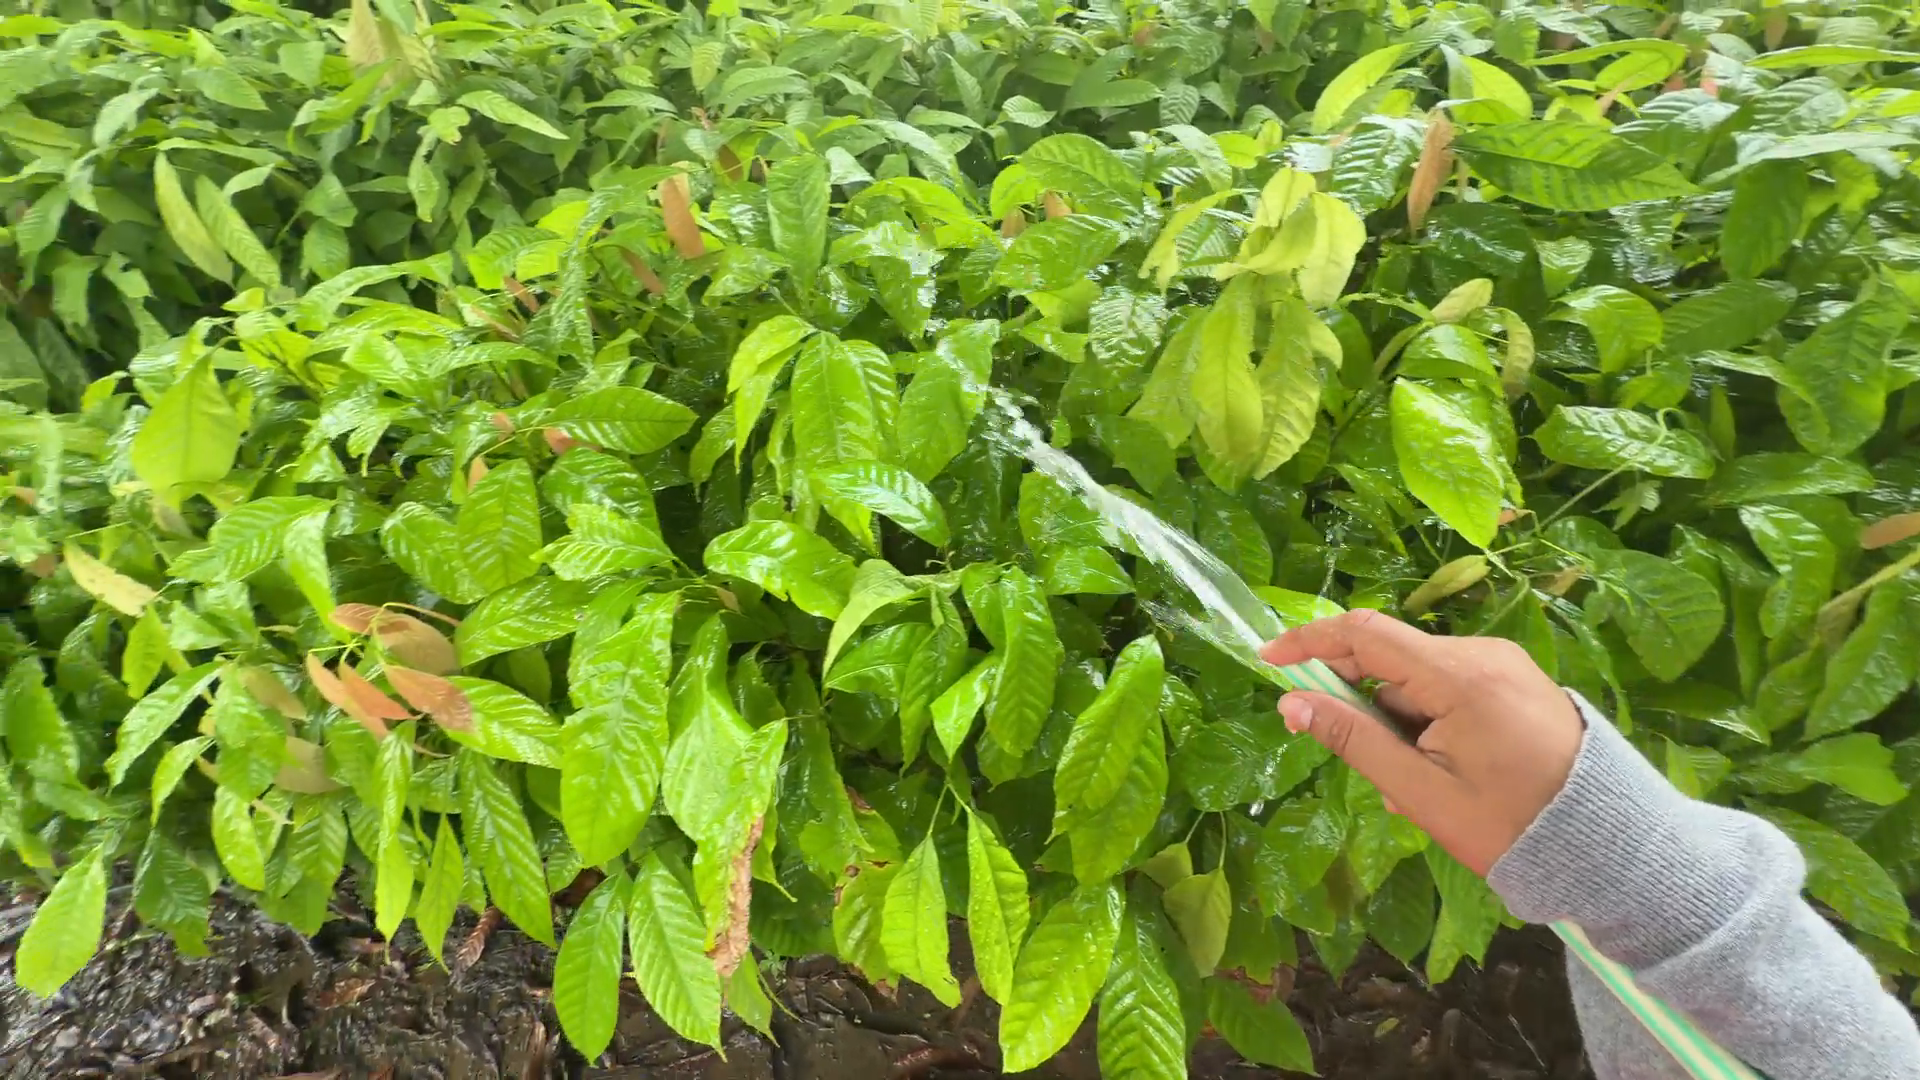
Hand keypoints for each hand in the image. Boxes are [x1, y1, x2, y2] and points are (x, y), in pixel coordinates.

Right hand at [1259, 609, 1583, 875]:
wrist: (1625, 856)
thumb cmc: (1515, 828)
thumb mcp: (1420, 791)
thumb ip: (1351, 739)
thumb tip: (1291, 703)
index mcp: (1461, 676)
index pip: (1364, 633)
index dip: (1308, 641)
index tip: (1268, 660)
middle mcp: (1482, 654)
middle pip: (1386, 653)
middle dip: (1350, 691)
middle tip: (1336, 740)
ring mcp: (1502, 665)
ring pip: (1412, 674)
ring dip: (1387, 714)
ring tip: (1400, 778)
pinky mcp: (1513, 681)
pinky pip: (1442, 685)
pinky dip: (1418, 716)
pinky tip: (1429, 764)